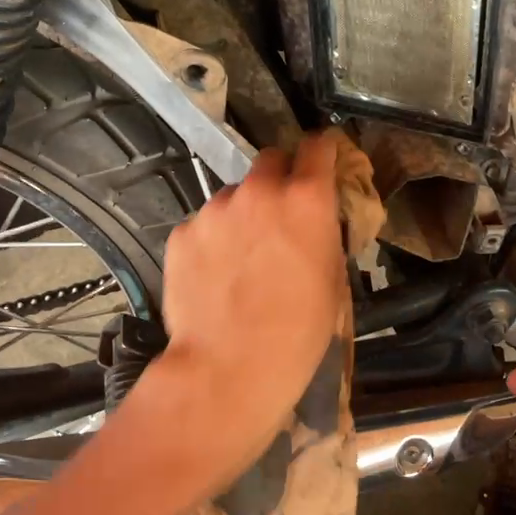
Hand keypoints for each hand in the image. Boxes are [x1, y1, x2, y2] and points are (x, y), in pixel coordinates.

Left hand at [127, 137, 343, 503]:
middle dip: (279, 179)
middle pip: (271, 160)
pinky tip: (216, 276)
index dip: (323, 151)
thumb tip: (316, 220)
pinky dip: (213, 240)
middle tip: (281, 216)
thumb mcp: (333, 279)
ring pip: (234, 196)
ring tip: (242, 259)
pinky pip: (204, 224)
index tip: (323, 160)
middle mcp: (259, 192)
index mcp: (306, 199)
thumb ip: (323, 233)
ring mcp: (215, 210)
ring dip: (243, 214)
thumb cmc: (297, 332)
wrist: (228, 369)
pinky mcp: (182, 233)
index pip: (319, 146)